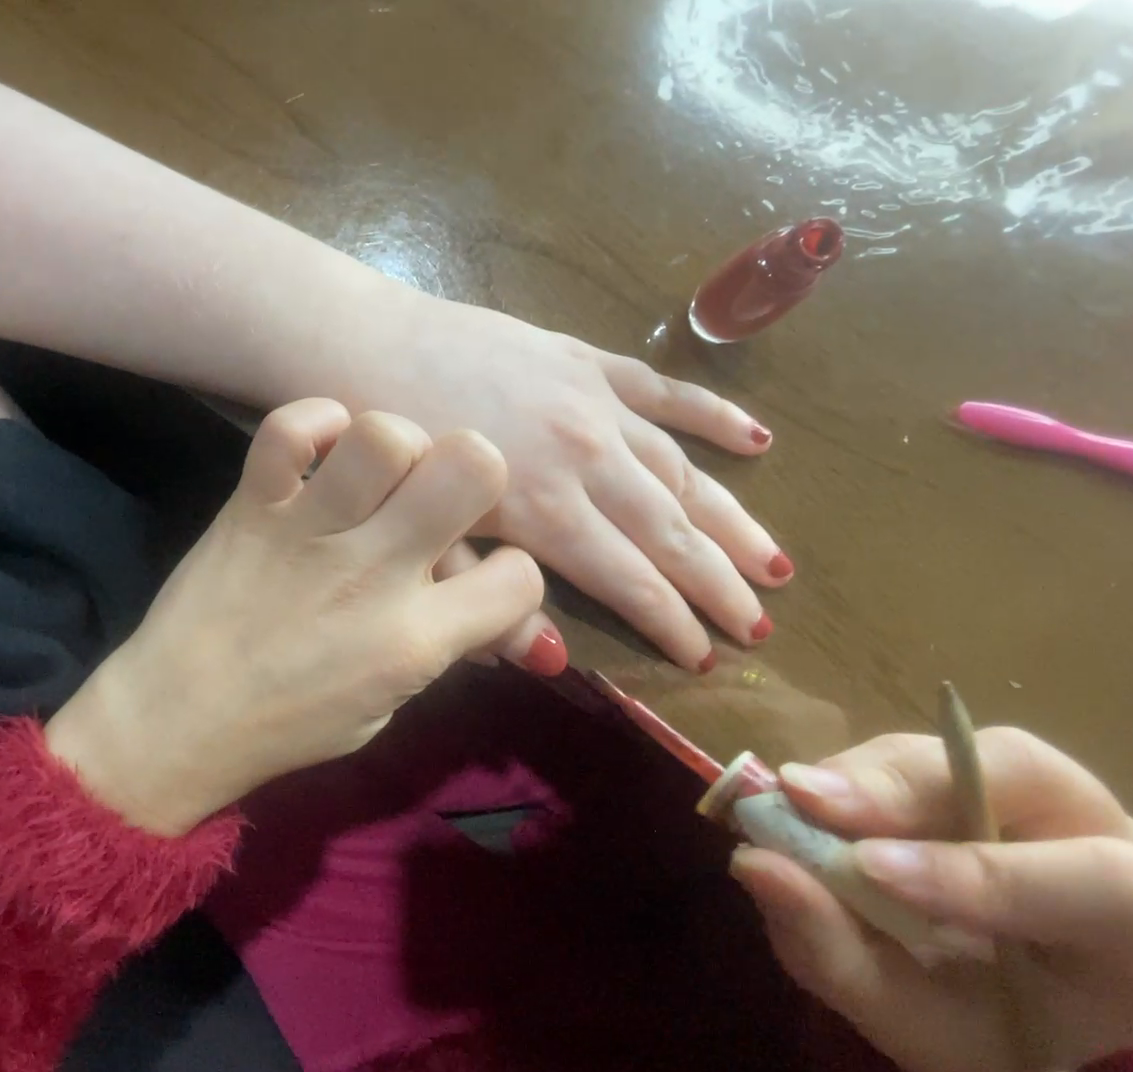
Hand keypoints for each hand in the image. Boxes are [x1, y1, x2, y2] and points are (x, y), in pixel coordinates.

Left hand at [46, 399, 544, 835]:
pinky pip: (288, 428)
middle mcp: (371, 573)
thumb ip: (452, 651)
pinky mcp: (251, 504)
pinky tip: (323, 451)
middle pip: (471, 467)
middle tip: (443, 502)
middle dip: (477, 474)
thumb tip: (536, 639)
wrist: (176, 719)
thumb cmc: (288, 725)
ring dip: (400, 444)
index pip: (519, 576)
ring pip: (385, 436)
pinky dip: (315, 422)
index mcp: (414, 640)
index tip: (482, 583)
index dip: (513, 577)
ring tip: (383, 475)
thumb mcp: (388, 704)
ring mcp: (308, 531)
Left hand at [348, 293, 785, 670]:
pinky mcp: (581, 358)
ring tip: (776, 561)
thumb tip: (552, 662)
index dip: (673, 623)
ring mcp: (589, 401)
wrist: (356, 347)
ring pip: (679, 468)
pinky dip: (710, 414)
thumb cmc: (381, 455)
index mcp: (544, 509)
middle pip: (670, 531)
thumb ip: (486, 598)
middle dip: (719, 584)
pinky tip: (756, 440)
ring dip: (729, 517)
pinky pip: (661, 389)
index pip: (632, 580)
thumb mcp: (422, 538)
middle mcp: (585, 456)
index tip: (709, 659)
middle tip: (764, 628)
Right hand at [732, 728, 1132, 1071]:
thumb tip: (752, 863)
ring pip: (955, 748)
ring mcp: (1053, 799)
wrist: (990, 1005)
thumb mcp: (907, 1022)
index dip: (982, 868)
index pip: (1108, 885)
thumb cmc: (971, 1031)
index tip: (864, 868)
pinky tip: (810, 805)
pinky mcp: (981, 774)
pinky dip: (850, 774)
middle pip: (1021, 772)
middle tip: (803, 797)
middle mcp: (1125, 847)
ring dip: (862, 773)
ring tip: (791, 804)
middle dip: (901, 782)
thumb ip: (834, 953)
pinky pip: (915, 751)